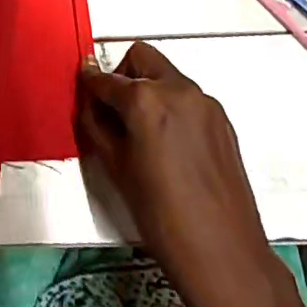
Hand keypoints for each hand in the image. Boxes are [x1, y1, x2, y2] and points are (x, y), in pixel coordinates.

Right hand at [77, 42, 306, 306]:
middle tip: (114, 108)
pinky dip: (172, 106)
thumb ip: (97, 126)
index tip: (84, 86)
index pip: (107, 79)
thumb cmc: (160, 215)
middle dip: (123, 74)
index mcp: (146, 99)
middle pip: (142, 57)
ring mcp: (205, 101)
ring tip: (142, 131)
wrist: (222, 249)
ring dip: (149, 89)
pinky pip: (188, 97)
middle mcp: (178, 88)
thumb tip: (90, 104)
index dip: (90, 83)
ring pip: (167, 76)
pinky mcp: (222, 118)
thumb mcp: (116, 170)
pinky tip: (170, 144)